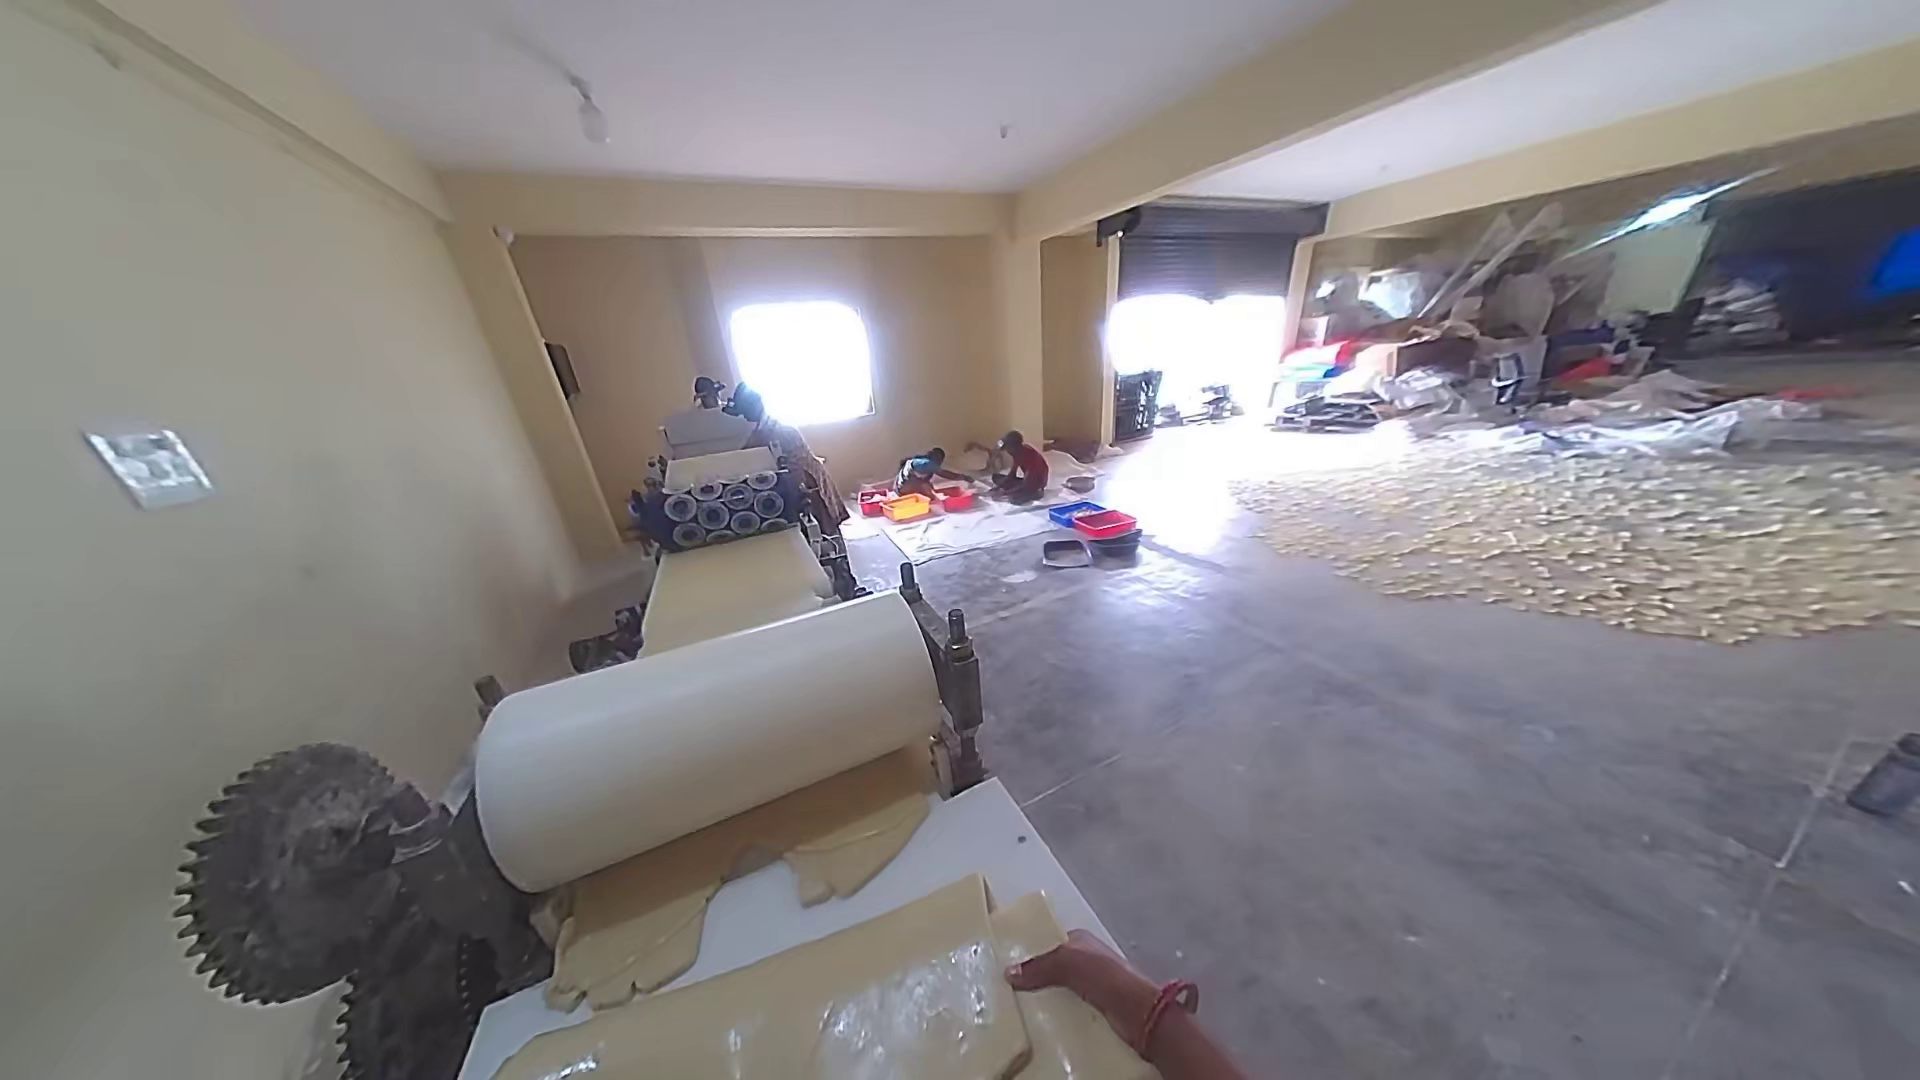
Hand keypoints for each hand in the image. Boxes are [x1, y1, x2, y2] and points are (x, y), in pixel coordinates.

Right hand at [1005, 930, 1157, 1045]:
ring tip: (1023, 1012)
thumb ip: (1041, 965)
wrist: (1139, 1013)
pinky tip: (1045, 1026)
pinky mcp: (1098, 1010)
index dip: (1031, 955)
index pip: (1048, 943)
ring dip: (1046, 1001)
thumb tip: (1009, 973)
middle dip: (1036, 980)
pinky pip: (1071, 1011)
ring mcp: (1093, 986)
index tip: (1011, 970)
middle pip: (1053, 969)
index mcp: (1079, 940)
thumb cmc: (1104, 976)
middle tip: (1012, 994)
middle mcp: (1086, 960)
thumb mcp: (1068, 962)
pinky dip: (1059, 1017)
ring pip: (1061, 991)